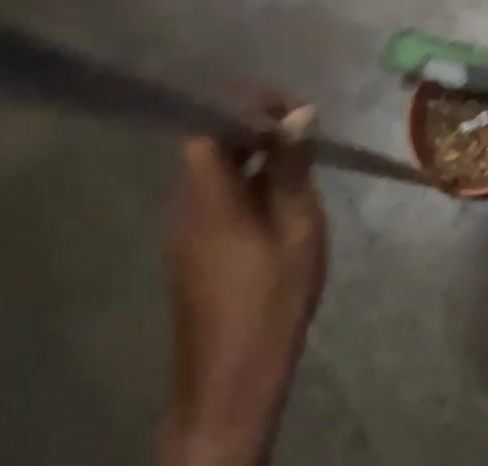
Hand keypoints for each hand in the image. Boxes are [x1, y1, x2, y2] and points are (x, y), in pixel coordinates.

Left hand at [159, 96, 329, 465]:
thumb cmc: (271, 297)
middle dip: (255, 131)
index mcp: (207, 196)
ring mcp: (183, 233)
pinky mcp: (190, 255)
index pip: (206, 126)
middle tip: (304, 135)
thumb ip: (294, 168)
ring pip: (214, 176)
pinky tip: (281, 206)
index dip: (243, 107)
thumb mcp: (297, 226)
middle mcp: (184, 206)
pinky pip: (215, 201)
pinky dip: (246, 188)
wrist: (232, 380)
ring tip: (301, 168)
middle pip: (209, 148)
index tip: (290, 110)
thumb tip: (300, 113)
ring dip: (253, 160)